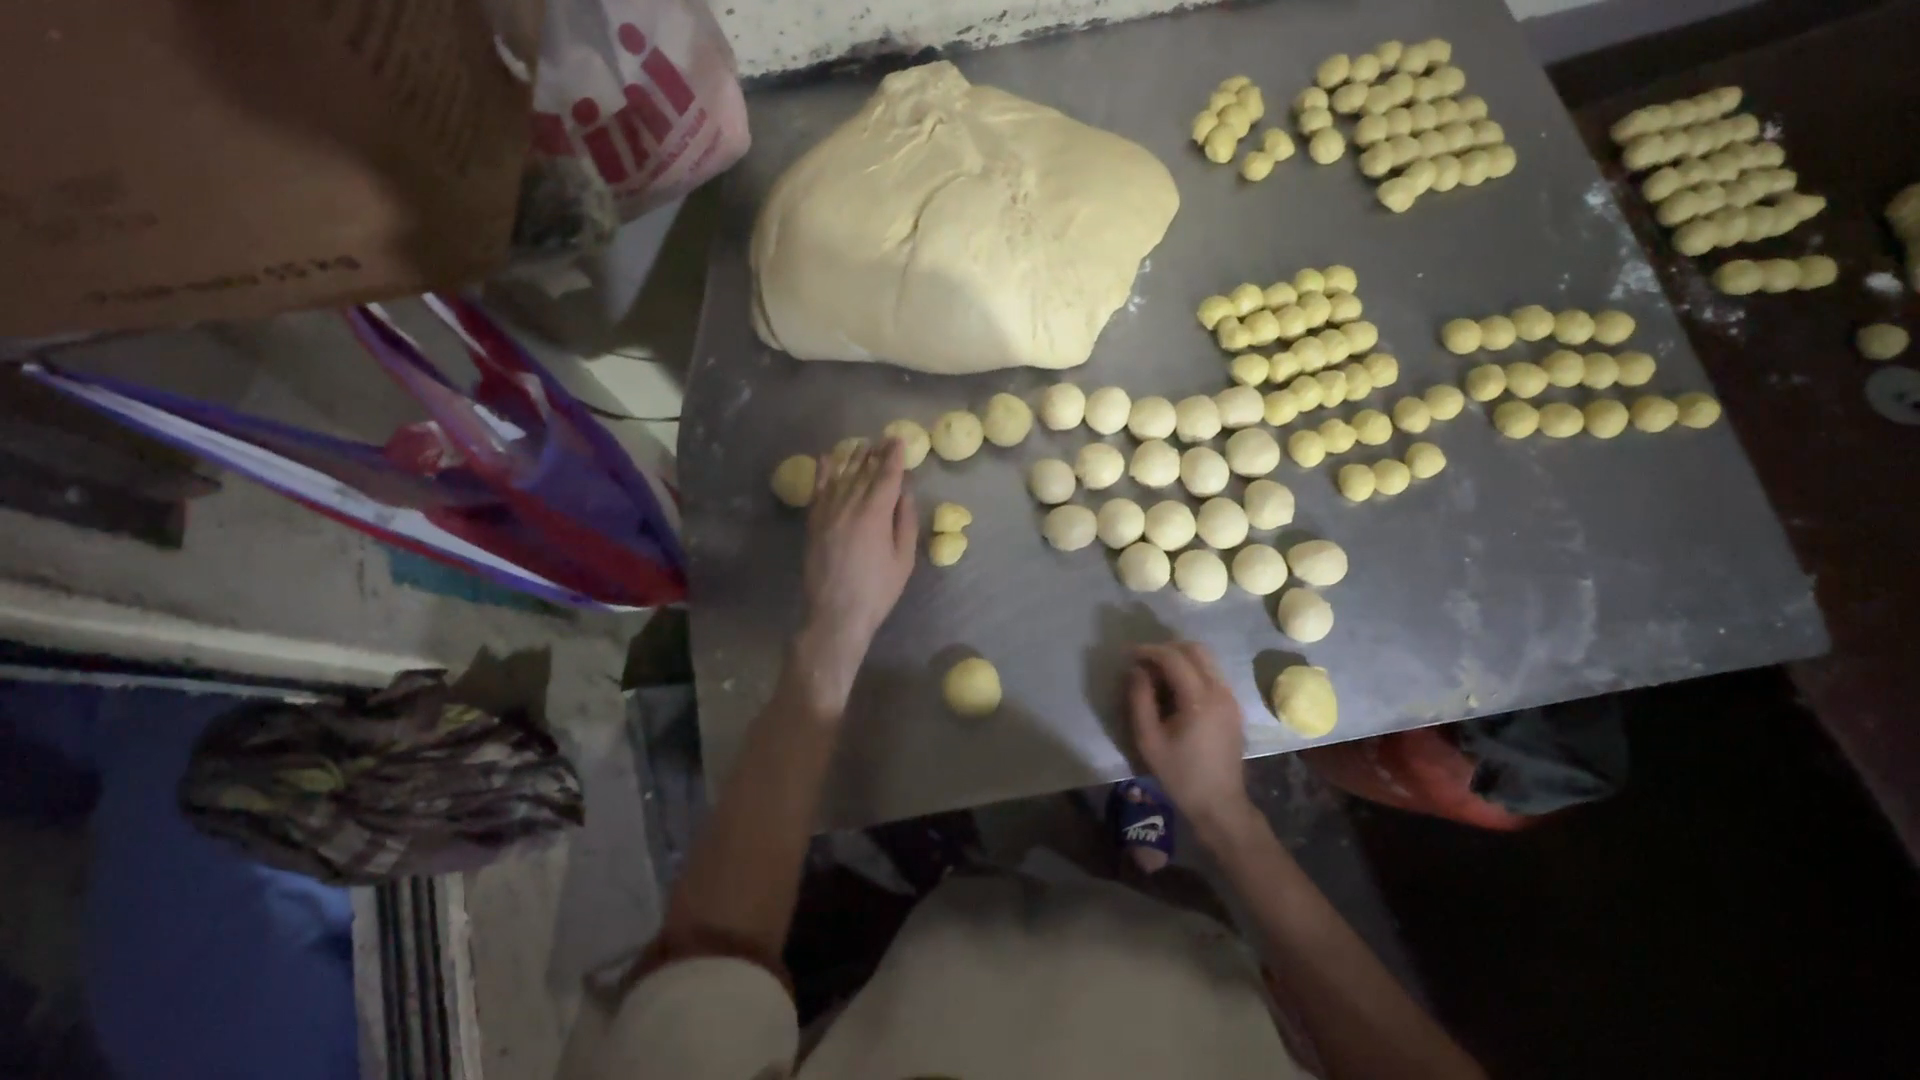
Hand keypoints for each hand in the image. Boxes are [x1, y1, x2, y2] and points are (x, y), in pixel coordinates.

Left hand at [791, 438, 917, 711]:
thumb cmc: (877, 591)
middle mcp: (849, 505)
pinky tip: (827, 458)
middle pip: (863, 471)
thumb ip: (905, 522)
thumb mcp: (903, 559)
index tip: (900, 440)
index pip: (887, 476)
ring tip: (862, 444)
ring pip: (841, 476)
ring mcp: (827, 512)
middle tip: (883, 439)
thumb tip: (904, 492)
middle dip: (875, 453)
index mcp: (875, 514)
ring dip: (852, 457)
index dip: (895, 456)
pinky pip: (818, 489)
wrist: (835, 613)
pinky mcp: (813, 522)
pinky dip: (823, 471)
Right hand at [1126, 643, 1252, 829]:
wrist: (1219, 803)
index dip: (1149, 650)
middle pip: (1196, 649)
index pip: (1174, 657)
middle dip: (1167, 649)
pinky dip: (1192, 671)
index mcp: (1200, 699)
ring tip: (1157, 675)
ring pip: (1207, 660)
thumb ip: (1139, 699)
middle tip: (1144, 662)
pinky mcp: (1233, 707)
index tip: (1129, 655)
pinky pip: (1212, 675)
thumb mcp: (1149, 739)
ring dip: (1180, 659)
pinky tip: (1175, 690)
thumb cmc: (1180, 774)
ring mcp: (1231, 698)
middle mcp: (1221, 691)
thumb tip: (1136, 670)